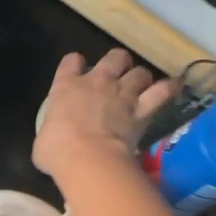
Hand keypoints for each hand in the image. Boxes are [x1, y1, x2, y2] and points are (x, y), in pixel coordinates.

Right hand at [33, 49, 175, 180]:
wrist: (87, 158)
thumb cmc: (57, 151)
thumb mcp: (43, 141)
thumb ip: (52, 132)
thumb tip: (54, 140)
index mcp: (66, 87)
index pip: (71, 62)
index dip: (74, 64)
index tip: (76, 71)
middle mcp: (97, 82)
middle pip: (114, 57)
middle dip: (117, 63)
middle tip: (116, 76)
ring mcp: (122, 94)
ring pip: (140, 72)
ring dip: (140, 78)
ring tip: (141, 87)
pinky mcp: (142, 109)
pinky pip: (162, 92)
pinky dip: (168, 89)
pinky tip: (172, 89)